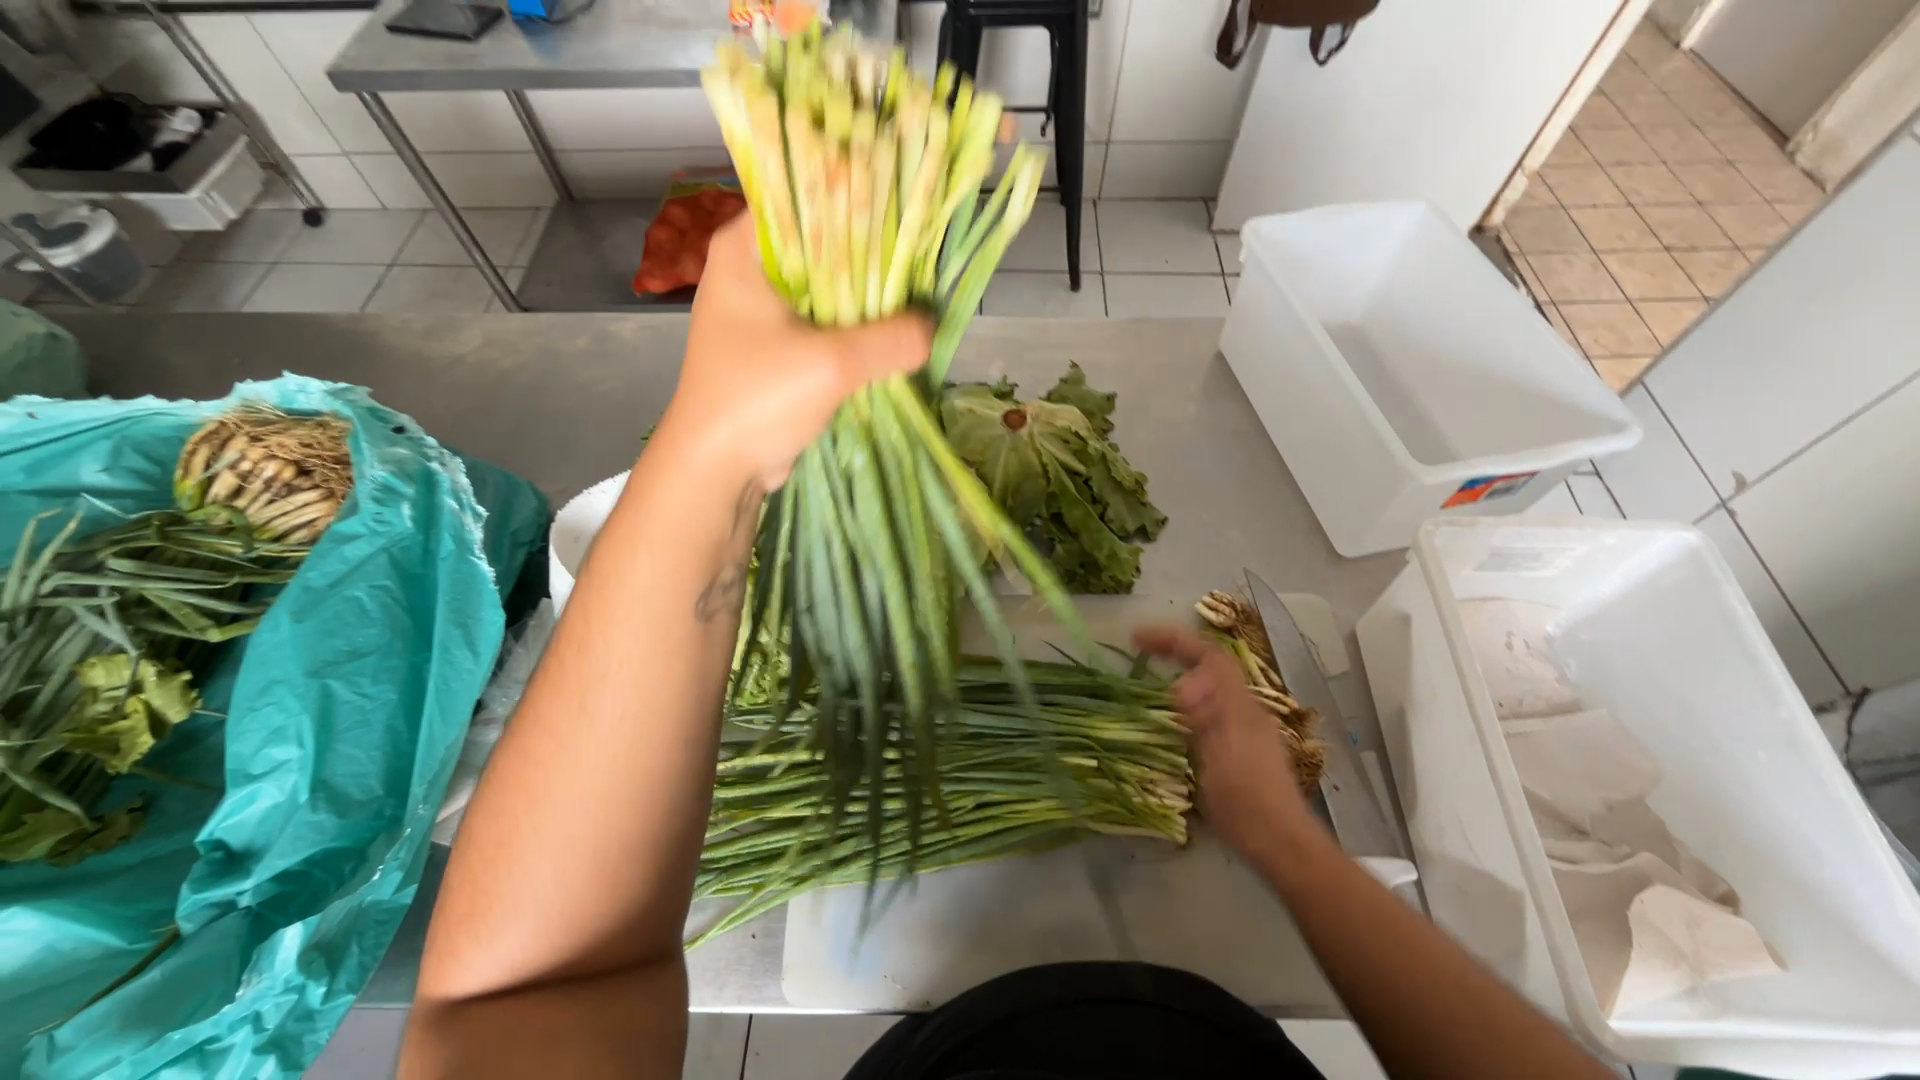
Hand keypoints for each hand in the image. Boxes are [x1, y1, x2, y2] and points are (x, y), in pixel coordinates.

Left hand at [658, 213, 932, 490]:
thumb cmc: (756, 401)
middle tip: (925, 257)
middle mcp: (752, 269)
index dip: (860, 202)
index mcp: (745, 248)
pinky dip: (857, 330)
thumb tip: (932, 329)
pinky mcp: (778, 346)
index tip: (909, 213)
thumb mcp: (832, 364)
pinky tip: (896, 333)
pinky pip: (827, 324)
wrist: (715, 470)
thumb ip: (892, 339)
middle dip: (874, 257)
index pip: (809, 198)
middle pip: (825, 245)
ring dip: (870, 299)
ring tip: (920, 293)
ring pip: (830, 289)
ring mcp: (764, 309)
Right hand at [1135, 626, 1318, 859]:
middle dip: (1177, 653)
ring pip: (1215, 687)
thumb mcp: (1216, 763)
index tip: (1138, 640)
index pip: (1209, 656)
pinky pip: (1216, 708)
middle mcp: (1247, 711)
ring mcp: (1250, 729)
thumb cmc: (1247, 807)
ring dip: (1184, 676)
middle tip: (1142, 654)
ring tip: (1153, 684)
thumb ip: (1201, 721)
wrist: (1284, 845)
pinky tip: (1176, 723)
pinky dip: (1191, 702)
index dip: (1174, 640)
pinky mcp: (1248, 749)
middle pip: (1213, 666)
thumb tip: (1181, 683)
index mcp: (1240, 709)